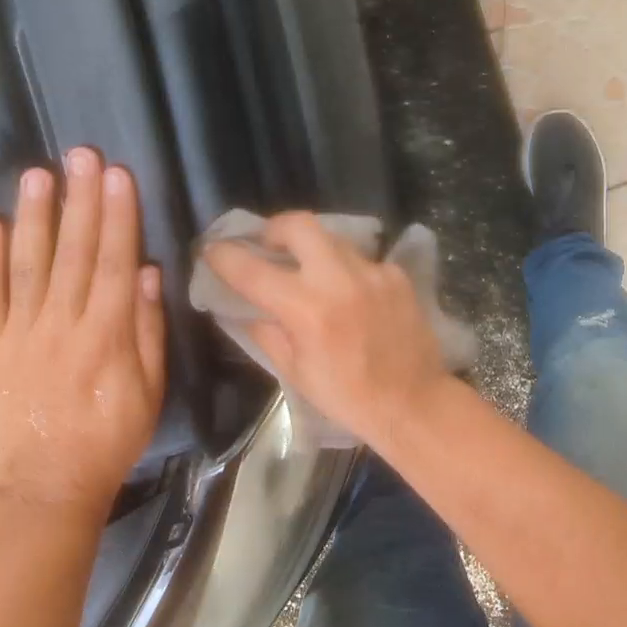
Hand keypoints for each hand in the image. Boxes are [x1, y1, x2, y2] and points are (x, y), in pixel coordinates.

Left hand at [0, 149, 165, 514]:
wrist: (42, 493)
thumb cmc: (106, 442)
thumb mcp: (148, 392)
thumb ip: (147, 331)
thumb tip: (148, 275)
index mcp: (107, 333)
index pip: (115, 260)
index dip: (117, 215)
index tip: (116, 175)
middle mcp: (63, 324)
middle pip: (75, 252)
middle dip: (79, 200)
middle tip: (80, 155)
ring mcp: (19, 335)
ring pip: (29, 265)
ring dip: (34, 217)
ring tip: (38, 174)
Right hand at [203, 213, 448, 445]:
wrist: (413, 402)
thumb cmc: (347, 397)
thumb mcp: (294, 372)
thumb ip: (266, 332)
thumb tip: (245, 307)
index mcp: (307, 310)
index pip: (253, 270)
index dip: (225, 256)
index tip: (212, 249)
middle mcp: (339, 280)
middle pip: (299, 225)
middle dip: (276, 229)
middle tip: (268, 245)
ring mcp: (372, 272)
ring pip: (332, 240)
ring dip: (314, 252)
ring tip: (311, 275)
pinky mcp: (396, 274)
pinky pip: (362, 261)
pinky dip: (348, 273)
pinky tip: (351, 297)